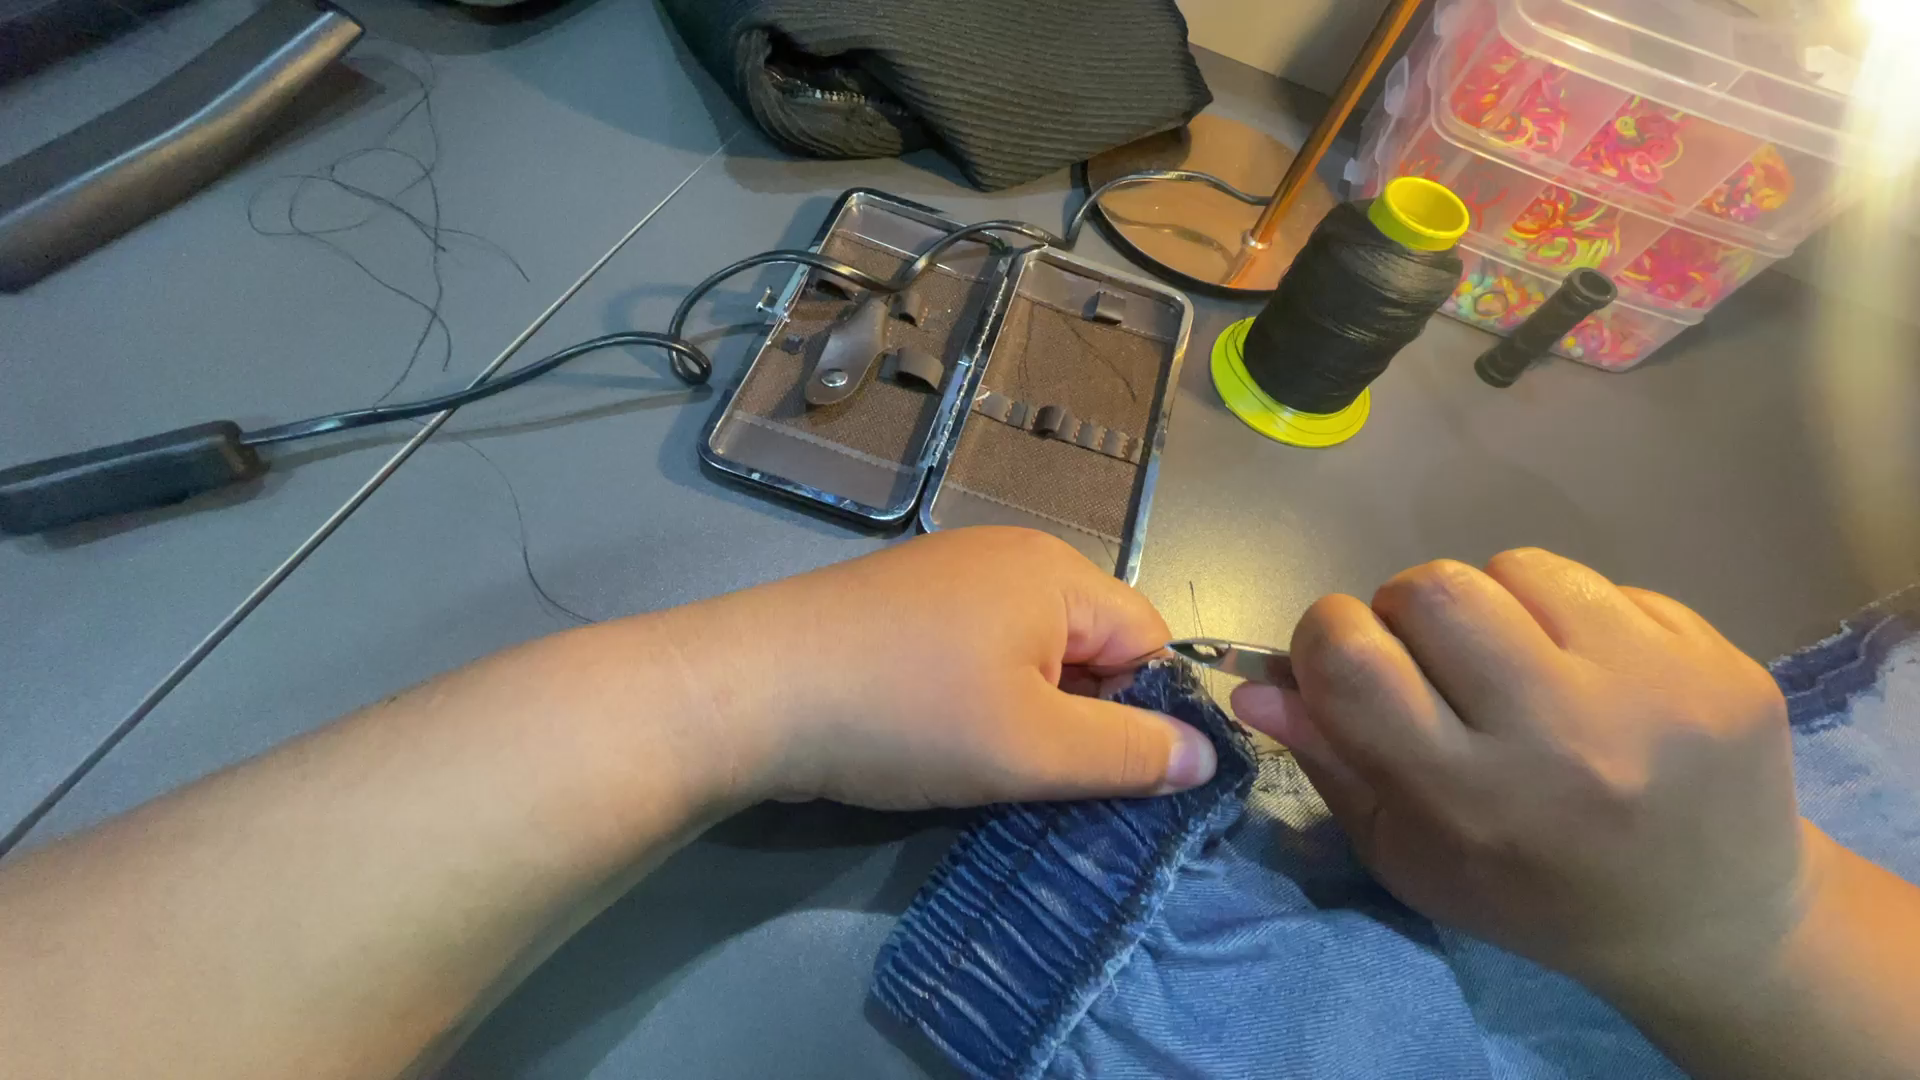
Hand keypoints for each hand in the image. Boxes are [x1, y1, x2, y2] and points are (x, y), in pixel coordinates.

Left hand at [664, 527, 1216, 810]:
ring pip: (1030, 649)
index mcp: (1054, 570)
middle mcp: (1007, 554)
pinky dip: (976, 690)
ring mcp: (948, 572)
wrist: (754, 689)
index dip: (1144, 708)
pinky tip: (936, 724)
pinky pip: (976, 644)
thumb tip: (1207, 755)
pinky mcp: (904, 599)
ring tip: (982, 752)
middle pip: (1089, 640)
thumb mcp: (1034, 747)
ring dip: (1027, 707)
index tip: (1103, 768)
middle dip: (1080, 710)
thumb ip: (1131, 754)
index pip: (1148, 637)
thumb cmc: (909, 712)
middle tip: (1038, 769)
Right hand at [1229, 548, 1807, 992]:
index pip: (1353, 658)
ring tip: (1508, 662)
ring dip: (1483, 603)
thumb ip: (1322, 757)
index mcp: (1468, 796)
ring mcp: (1655, 693)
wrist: (1709, 924)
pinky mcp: (1719, 663)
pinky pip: (1591, 579)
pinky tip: (1581, 670)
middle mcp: (1562, 740)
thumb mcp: (1397, 848)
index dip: (1321, 636)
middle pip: (1429, 588)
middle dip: (1401, 611)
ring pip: (1508, 567)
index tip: (1337, 659)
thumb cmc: (1519, 891)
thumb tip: (1251, 685)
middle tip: (1426, 660)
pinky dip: (1558, 610)